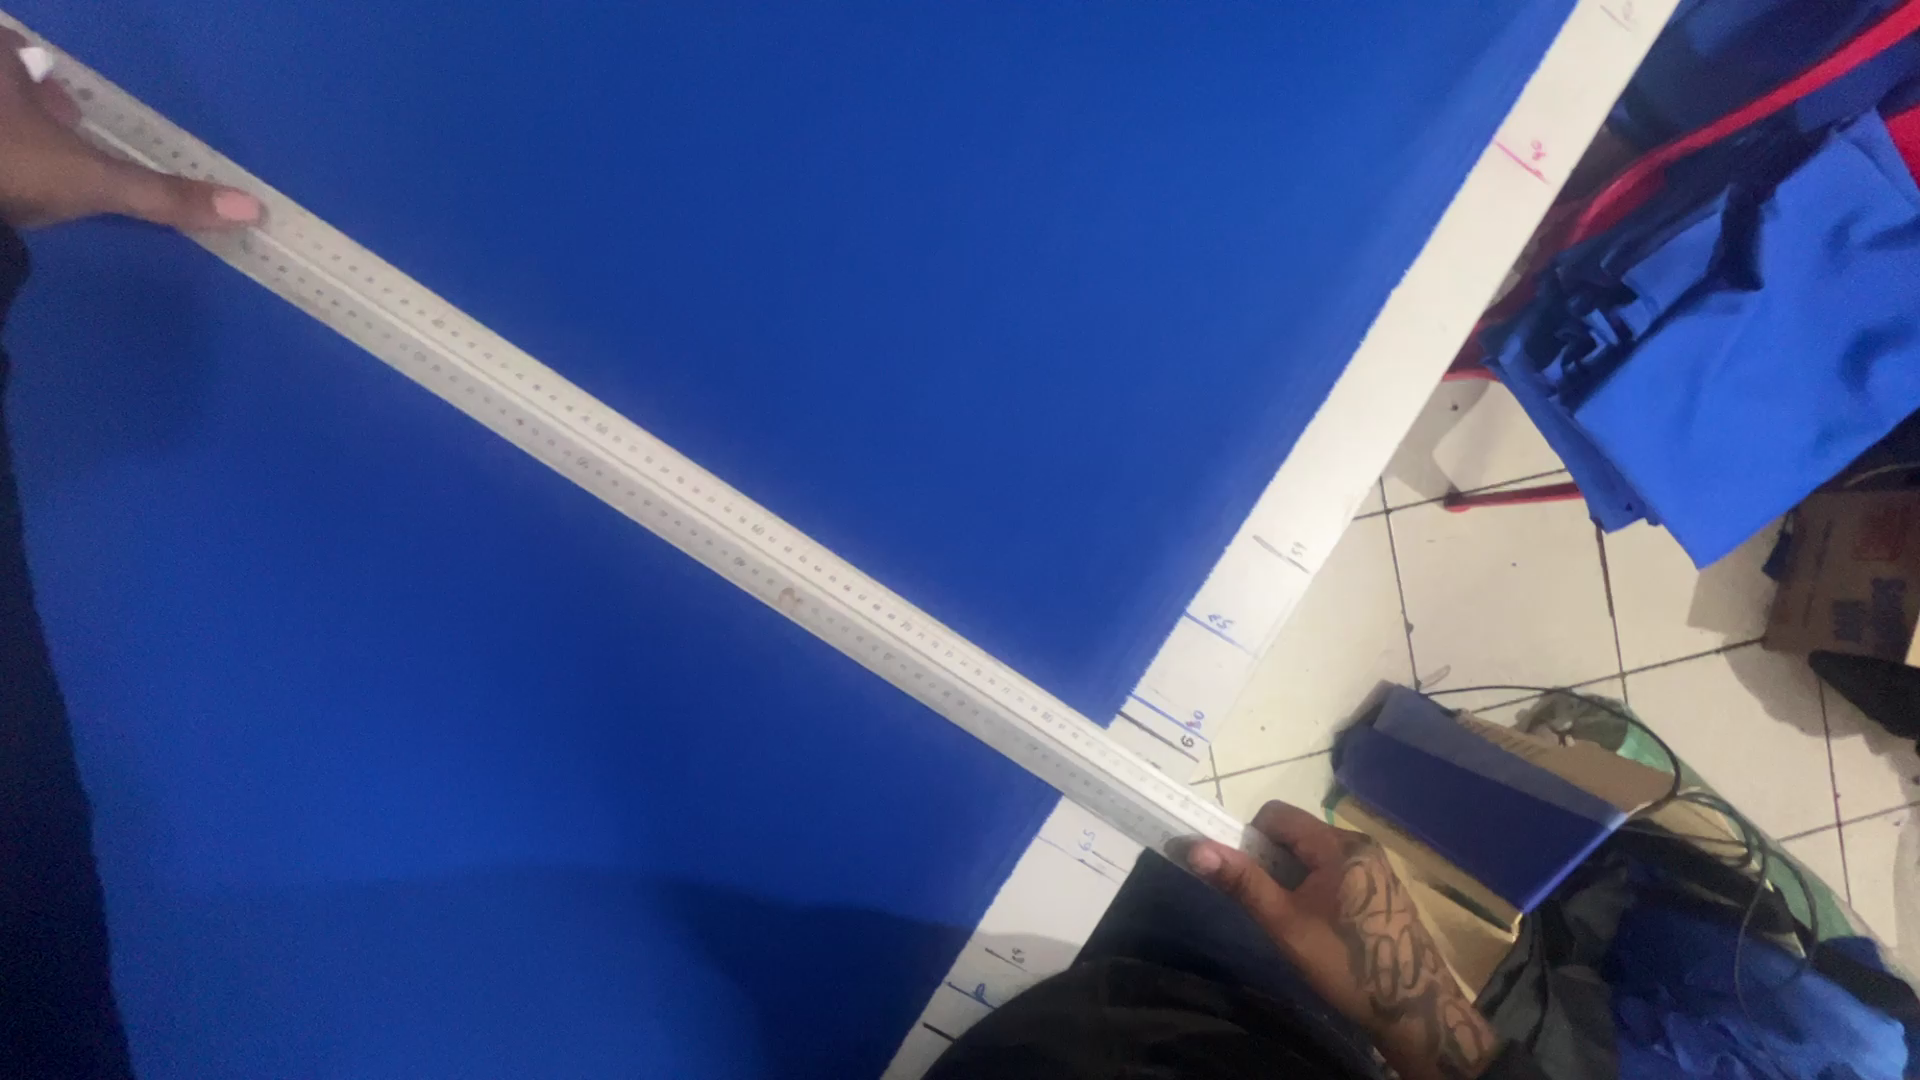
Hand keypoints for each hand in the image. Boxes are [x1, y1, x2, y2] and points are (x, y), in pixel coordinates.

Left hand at [0, 28, 257, 229]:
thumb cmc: (9, 163)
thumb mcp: (96, 182)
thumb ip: (166, 195)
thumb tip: (251, 208)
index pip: (9, 48)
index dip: (32, 74)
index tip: (63, 109)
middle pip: (0, 85)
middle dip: (25, 109)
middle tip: (55, 139)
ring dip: (13, 137)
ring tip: (35, 170)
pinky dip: (3, 165)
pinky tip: (10, 191)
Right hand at [1188, 801, 1500, 1079]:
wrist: (1419, 1016)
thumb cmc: (1346, 965)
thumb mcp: (1286, 924)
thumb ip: (1242, 881)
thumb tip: (1195, 848)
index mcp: (1337, 845)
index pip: (1276, 814)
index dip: (1251, 839)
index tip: (1251, 878)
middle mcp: (1359, 844)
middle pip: (1296, 832)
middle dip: (1273, 859)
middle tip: (1271, 902)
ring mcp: (1376, 866)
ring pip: (1314, 852)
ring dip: (1295, 874)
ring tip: (1296, 916)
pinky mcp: (1384, 888)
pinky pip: (1336, 868)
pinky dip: (1317, 884)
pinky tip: (1323, 923)